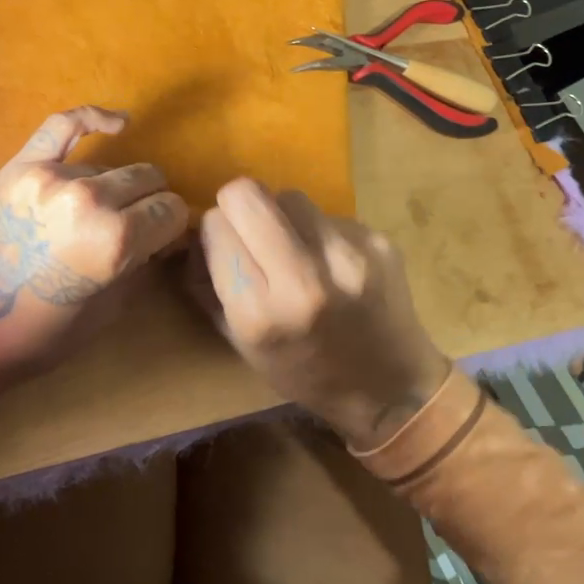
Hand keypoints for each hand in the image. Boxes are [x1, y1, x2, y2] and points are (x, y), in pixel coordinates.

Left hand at [0, 106, 189, 422]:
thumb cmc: (44, 332)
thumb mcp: (109, 307)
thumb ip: (143, 262)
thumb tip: (168, 236)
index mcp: (116, 240)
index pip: (170, 212)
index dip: (171, 227)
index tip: (163, 238)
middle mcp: (89, 200)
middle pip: (147, 180)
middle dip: (151, 202)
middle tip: (136, 225)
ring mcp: (51, 176)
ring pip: (110, 164)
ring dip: (116, 185)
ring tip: (99, 211)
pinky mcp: (22, 165)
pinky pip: (64, 124)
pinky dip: (93, 118)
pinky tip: (118, 124)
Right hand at [190, 178, 451, 451]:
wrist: (392, 390)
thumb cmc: (303, 372)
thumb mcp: (239, 341)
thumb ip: (207, 282)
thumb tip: (190, 228)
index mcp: (259, 312)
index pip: (215, 226)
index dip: (215, 232)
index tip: (225, 247)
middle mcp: (304, 280)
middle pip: (248, 194)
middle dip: (240, 206)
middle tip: (250, 230)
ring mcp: (348, 257)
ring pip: (290, 196)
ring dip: (283, 215)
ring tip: (296, 248)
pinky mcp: (378, 243)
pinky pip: (329, 214)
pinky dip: (320, 231)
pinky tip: (333, 263)